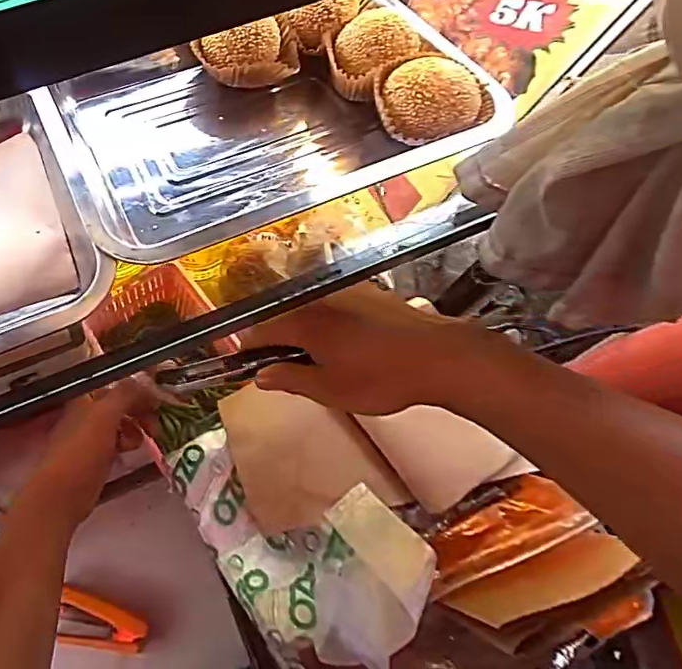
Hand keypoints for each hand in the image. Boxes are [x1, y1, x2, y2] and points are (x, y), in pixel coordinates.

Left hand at [10, 381, 156, 531]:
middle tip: (156, 420)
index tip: (156, 398)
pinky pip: (116, 442)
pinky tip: (132, 450)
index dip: (136, 388)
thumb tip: (145, 384)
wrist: (60, 496)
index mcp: (85, 399)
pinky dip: (127, 442)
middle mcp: (86, 413)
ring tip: (147, 436)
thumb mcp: (105, 414)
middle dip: (140, 409)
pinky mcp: (94, 458)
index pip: (115, 384)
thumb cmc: (82, 451)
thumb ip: (126, 394)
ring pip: (119, 423)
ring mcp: (89, 436)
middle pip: (119, 403)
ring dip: (136, 426)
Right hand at [246, 282, 522, 414]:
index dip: (249, 349)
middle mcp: (321, 298)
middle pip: (284, 316)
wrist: (437, 356)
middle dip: (277, 341)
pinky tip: (343, 344)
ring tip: (316, 360)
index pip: (262, 331)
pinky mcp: (367, 291)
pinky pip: (332, 304)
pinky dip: (326, 322)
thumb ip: (292, 379)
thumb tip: (262, 375)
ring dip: (302, 330)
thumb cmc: (383, 378)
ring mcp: (346, 291)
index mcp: (306, 321)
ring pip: (309, 309)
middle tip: (284, 369)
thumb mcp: (331, 390)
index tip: (244, 364)